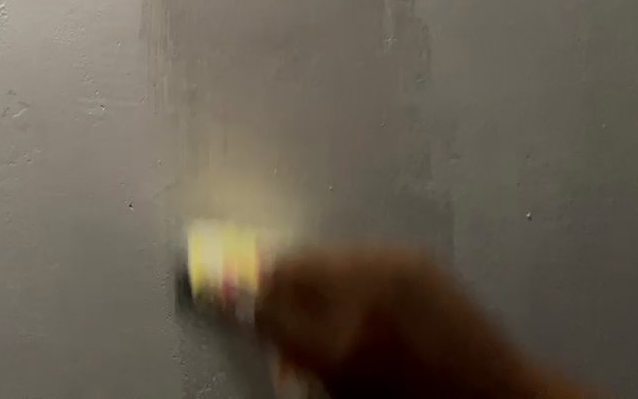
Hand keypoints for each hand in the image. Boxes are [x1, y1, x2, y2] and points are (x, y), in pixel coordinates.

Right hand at [257, 246, 589, 398]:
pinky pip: (357, 253)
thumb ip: (302, 354)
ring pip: (320, 254)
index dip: (241, 298)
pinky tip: (357, 293)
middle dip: (270, 280)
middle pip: (286, 267)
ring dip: (310, 274)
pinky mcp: (411, 254)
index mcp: (340, 347)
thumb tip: (266, 322)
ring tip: (321, 299)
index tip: (227, 292)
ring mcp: (388, 267)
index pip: (266, 305)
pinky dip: (346, 270)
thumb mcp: (348, 394)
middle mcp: (360, 296)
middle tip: (266, 294)